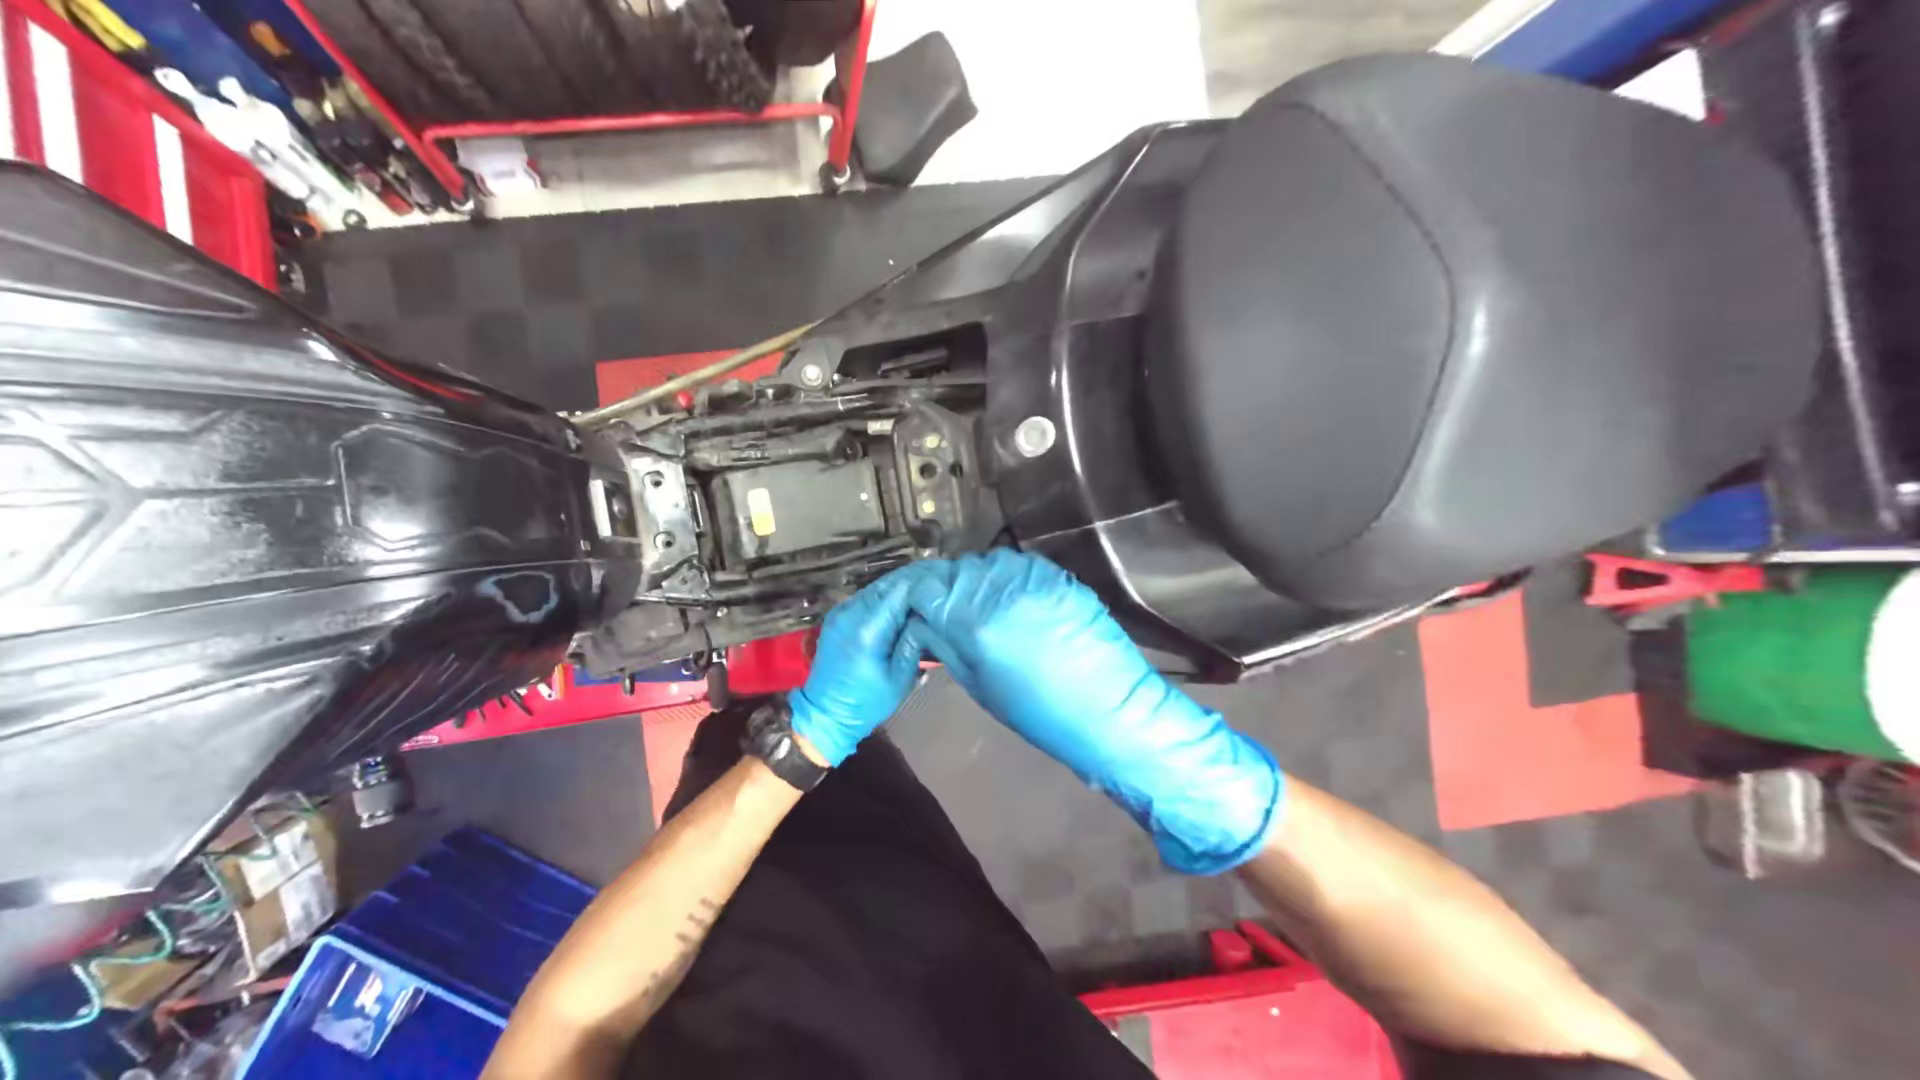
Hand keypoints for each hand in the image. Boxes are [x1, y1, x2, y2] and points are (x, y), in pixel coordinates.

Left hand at [787, 565, 928, 765]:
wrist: (825, 715)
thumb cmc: (866, 703)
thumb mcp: (900, 678)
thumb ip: (915, 642)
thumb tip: (928, 616)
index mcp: (867, 629)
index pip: (899, 591)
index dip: (922, 586)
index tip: (941, 589)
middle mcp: (850, 614)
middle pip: (886, 586)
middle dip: (912, 585)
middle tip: (936, 591)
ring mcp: (840, 613)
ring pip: (875, 589)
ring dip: (897, 591)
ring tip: (921, 599)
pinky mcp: (836, 617)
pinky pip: (864, 599)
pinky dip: (883, 599)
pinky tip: (899, 609)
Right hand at [901, 550, 1284, 873]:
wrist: (1114, 716)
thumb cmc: (1043, 712)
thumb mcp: (980, 681)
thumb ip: (946, 641)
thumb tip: (923, 620)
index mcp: (979, 616)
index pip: (926, 587)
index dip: (909, 598)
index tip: (902, 613)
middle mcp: (1006, 584)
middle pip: (953, 571)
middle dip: (936, 591)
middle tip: (930, 616)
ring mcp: (1036, 576)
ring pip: (982, 566)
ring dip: (967, 585)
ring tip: (965, 612)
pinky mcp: (1059, 578)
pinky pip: (1012, 570)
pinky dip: (996, 584)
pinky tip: (997, 606)